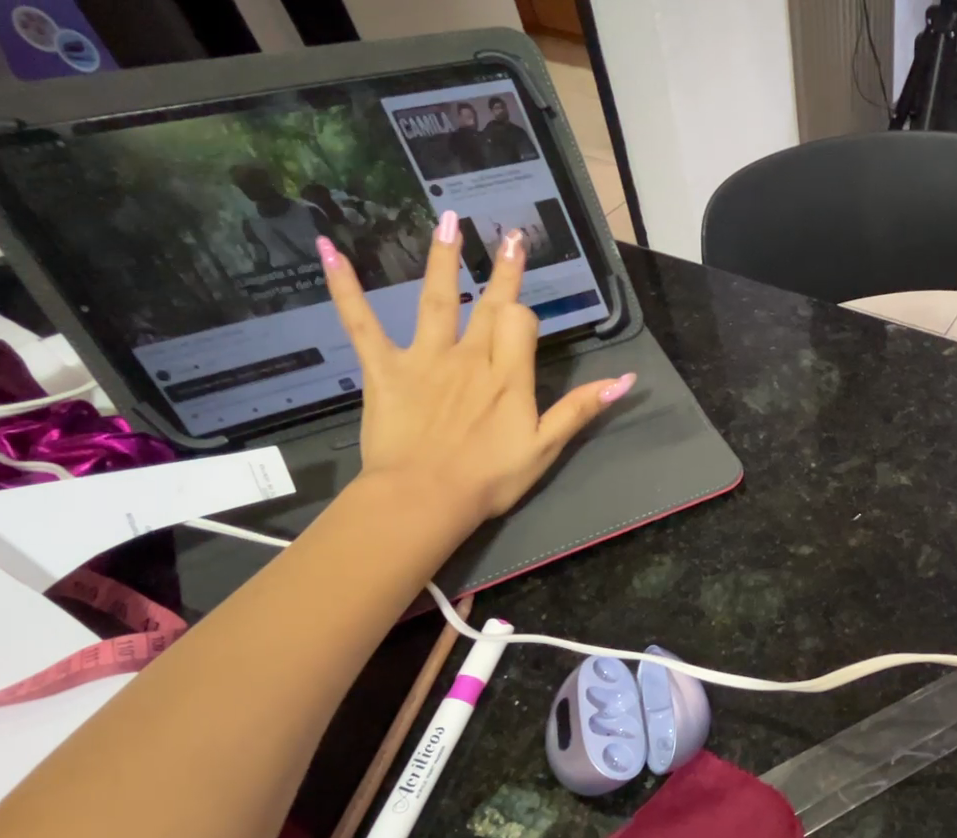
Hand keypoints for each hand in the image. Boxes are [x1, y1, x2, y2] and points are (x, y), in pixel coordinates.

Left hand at [317, 210, 632, 525]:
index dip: (526, 315)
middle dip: (504, 268)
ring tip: (449, 221)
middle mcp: (470, 357)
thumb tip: (625, 380)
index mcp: (509, 376)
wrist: (423, 498)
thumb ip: (581, 408)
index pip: (521, 323)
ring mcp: (425, 358)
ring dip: (444, 259)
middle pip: (489, 303)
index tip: (527, 317)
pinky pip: (361, 322)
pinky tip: (331, 251)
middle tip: (513, 235)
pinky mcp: (384, 368)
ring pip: (437, 300)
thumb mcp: (546, 447)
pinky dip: (346, 287)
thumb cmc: (490, 479)